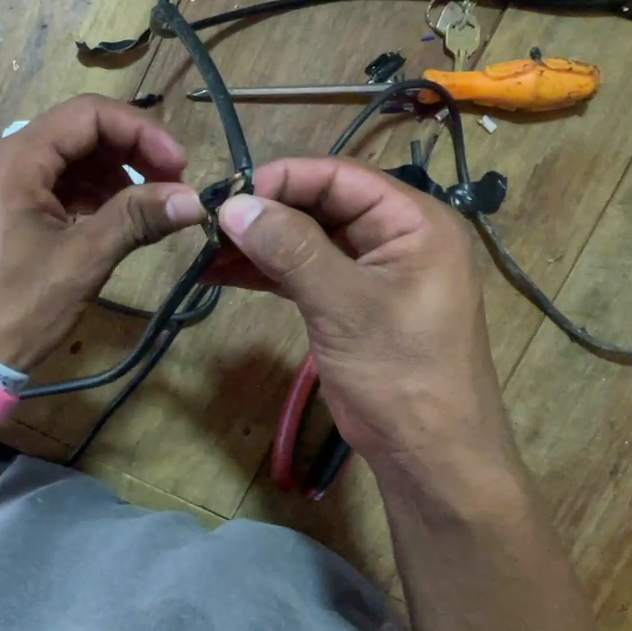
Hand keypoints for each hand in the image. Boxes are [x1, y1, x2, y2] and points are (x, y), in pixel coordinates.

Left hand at [0, 95, 205, 372]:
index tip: (178, 167)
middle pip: (76, 133)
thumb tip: (193, 200)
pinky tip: (109, 224)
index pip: (88, 113)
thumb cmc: (15, 307)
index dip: (141, 131)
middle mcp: (0, 160)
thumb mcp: (81, 261)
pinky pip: (47, 188)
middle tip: (168, 189)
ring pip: (64, 162)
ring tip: (143, 213)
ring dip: (109, 178)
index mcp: (15, 160)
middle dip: (128, 154)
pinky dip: (83, 198)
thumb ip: (137, 219)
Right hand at [210, 157, 519, 474]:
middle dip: (263, 214)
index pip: (341, 177)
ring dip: (256, 245)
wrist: (428, 454)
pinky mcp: (348, 305)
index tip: (227, 194)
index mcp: (414, 221)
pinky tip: (221, 275)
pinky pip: (302, 274)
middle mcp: (394, 237)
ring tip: (203, 251)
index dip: (283, 180)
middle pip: (320, 206)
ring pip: (305, 241)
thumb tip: (232, 205)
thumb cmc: (401, 372)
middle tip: (206, 225)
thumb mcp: (346, 304)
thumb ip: (291, 249)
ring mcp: (369, 273)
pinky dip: (264, 274)